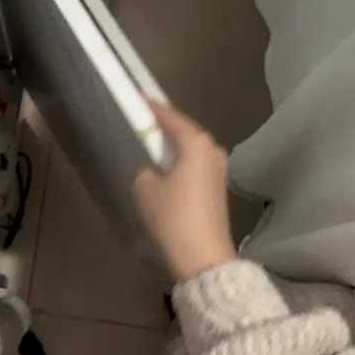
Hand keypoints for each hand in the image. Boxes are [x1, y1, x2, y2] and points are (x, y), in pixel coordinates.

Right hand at [134, 103, 237, 283]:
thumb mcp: (146, 188)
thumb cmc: (173, 216)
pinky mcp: (217, 188)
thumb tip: (151, 170)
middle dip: (163, 127)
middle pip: (184, 131)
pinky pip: (194, 165)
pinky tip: (163, 169)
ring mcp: (219, 170)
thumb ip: (145, 169)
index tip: (136, 98)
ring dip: (171, 147)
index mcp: (197, 144)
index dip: (151, 108)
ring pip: (190, 149)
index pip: (170, 117)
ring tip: (148, 145)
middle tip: (140, 121)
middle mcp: (213, 150)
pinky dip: (179, 162)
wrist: (202, 256)